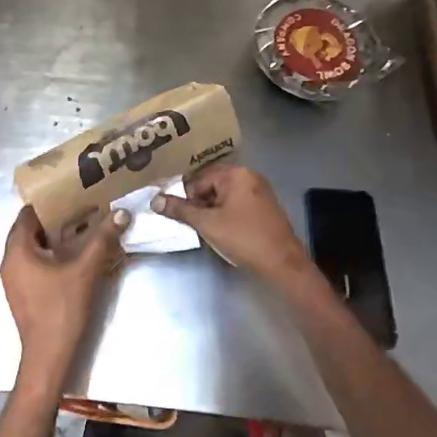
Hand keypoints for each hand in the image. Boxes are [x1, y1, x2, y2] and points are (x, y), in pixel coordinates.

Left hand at [0, 206, 127, 387]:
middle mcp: (9, 262)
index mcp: (17, 251)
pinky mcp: (22, 293)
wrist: (49, 355)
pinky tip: (73, 256)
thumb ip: (102, 240)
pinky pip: (33, 264)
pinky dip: (50, 255)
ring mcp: (14, 280)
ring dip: (53, 238)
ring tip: (80, 228)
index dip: (48, 202)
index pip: (27, 215)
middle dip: (53, 219)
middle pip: (29, 230)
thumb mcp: (85, 270)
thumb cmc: (61, 309)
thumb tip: (121, 213)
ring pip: (32, 248)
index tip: (70, 193)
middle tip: (80, 208)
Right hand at [152, 163, 314, 284]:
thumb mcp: (207, 224)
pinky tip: (223, 230)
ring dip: (212, 209)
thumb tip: (155, 200)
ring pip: (225, 195)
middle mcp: (250, 176)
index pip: (200, 180)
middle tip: (192, 222)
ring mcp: (260, 191)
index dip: (187, 198)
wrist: (281, 262)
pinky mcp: (265, 206)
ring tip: (206, 228)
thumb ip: (180, 210)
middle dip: (200, 203)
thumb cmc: (243, 238)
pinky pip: (238, 203)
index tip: (181, 217)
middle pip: (213, 185)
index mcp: (236, 174)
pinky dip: (227, 213)